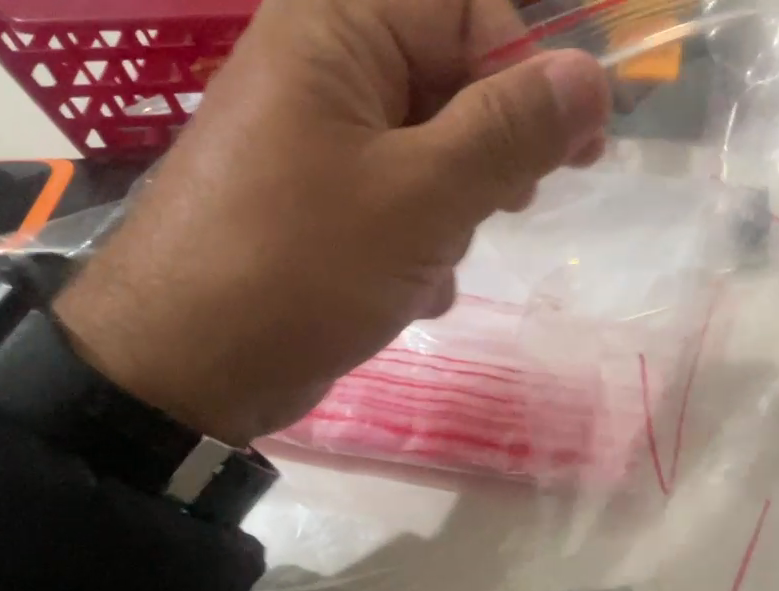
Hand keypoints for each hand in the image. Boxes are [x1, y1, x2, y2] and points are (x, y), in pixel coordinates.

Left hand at [53, 0, 611, 444]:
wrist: (187, 367)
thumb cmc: (302, 265)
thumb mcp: (424, 196)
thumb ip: (512, 131)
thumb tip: (592, 76)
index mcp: (339, 30)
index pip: (470, 9)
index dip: (528, 74)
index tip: (572, 150)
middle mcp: (327, 71)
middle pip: (455, 83)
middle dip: (488, 157)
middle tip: (503, 209)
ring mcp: (320, 143)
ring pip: (436, 155)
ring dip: (456, 213)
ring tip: (432, 260)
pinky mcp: (321, 206)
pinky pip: (401, 204)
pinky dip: (420, 247)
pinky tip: (408, 290)